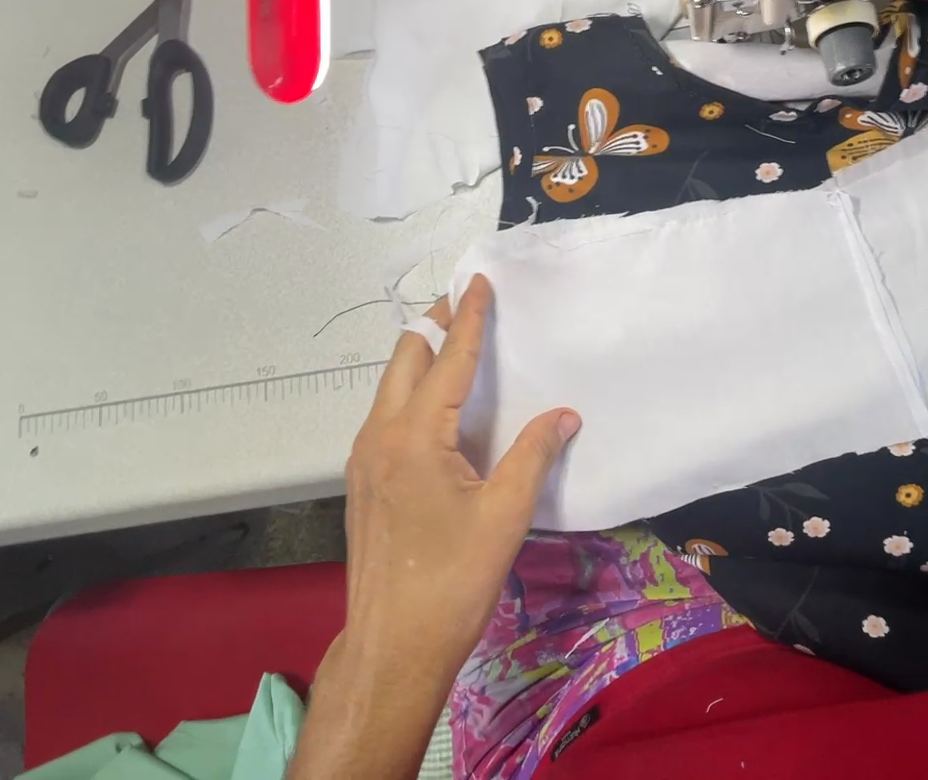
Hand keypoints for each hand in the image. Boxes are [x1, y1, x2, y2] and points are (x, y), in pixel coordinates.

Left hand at [334, 274, 579, 680]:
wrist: (392, 647)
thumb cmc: (453, 580)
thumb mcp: (505, 515)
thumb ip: (534, 454)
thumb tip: (564, 414)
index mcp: (415, 436)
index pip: (447, 359)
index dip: (467, 318)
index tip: (477, 281)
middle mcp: (379, 435)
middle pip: (405, 358)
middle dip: (435, 325)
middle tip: (468, 304)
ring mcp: (363, 458)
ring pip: (390, 385)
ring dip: (421, 357)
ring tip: (456, 345)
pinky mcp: (362, 480)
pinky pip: (386, 413)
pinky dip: (412, 390)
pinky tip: (439, 407)